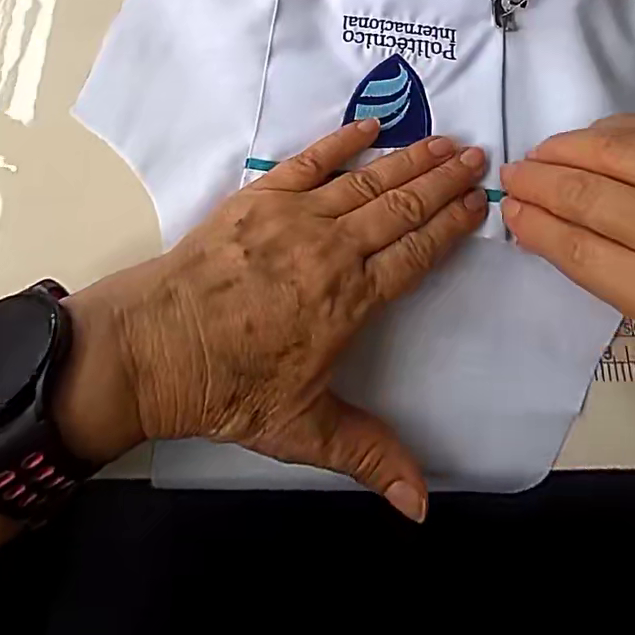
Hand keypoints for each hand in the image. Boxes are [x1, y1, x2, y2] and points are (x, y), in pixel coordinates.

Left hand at [58, 117, 489, 520]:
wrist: (155, 345)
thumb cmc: (227, 386)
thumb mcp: (302, 429)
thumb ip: (369, 455)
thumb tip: (423, 508)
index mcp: (349, 300)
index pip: (416, 254)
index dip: (451, 226)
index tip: (479, 203)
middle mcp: (329, 250)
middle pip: (400, 209)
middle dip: (442, 183)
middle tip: (476, 157)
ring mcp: (292, 217)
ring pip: (364, 181)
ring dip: (407, 159)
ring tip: (442, 142)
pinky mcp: (256, 198)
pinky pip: (307, 162)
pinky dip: (339, 141)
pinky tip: (367, 126)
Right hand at [497, 113, 634, 400]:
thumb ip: (601, 270)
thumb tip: (538, 223)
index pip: (581, 250)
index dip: (535, 224)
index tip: (508, 209)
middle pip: (590, 195)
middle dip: (537, 181)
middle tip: (511, 176)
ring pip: (614, 150)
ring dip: (562, 148)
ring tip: (539, 156)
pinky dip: (604, 131)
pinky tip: (586, 142)